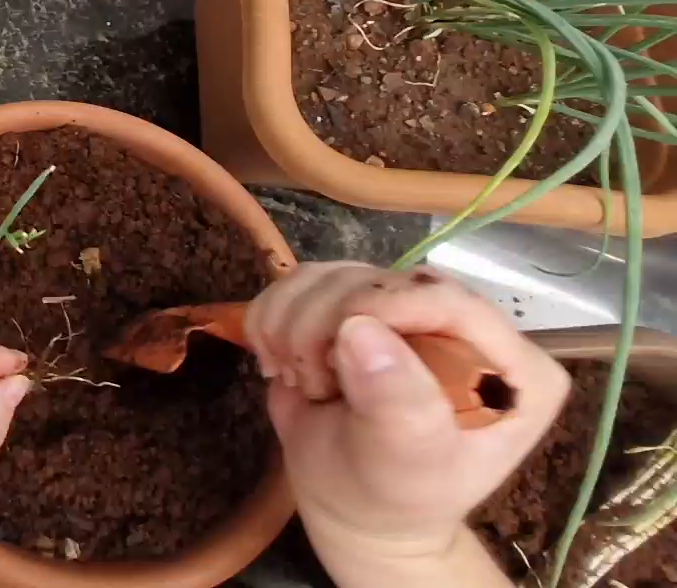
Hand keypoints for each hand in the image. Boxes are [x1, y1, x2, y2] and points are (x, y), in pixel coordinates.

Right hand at [245, 262, 569, 572]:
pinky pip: (291, 283)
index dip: (379, 306)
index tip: (333, 349)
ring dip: (286, 323)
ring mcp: (393, 313)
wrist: (346, 497)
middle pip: (370, 280)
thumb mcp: (404, 466)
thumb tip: (360, 330)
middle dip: (318, 324)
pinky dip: (267, 317)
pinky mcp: (340, 308)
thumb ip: (399, 406)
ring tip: (296, 376)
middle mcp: (454, 327)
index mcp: (507, 366)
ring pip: (322, 277)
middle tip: (310, 379)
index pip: (444, 298)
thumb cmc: (390, 493)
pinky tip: (279, 360)